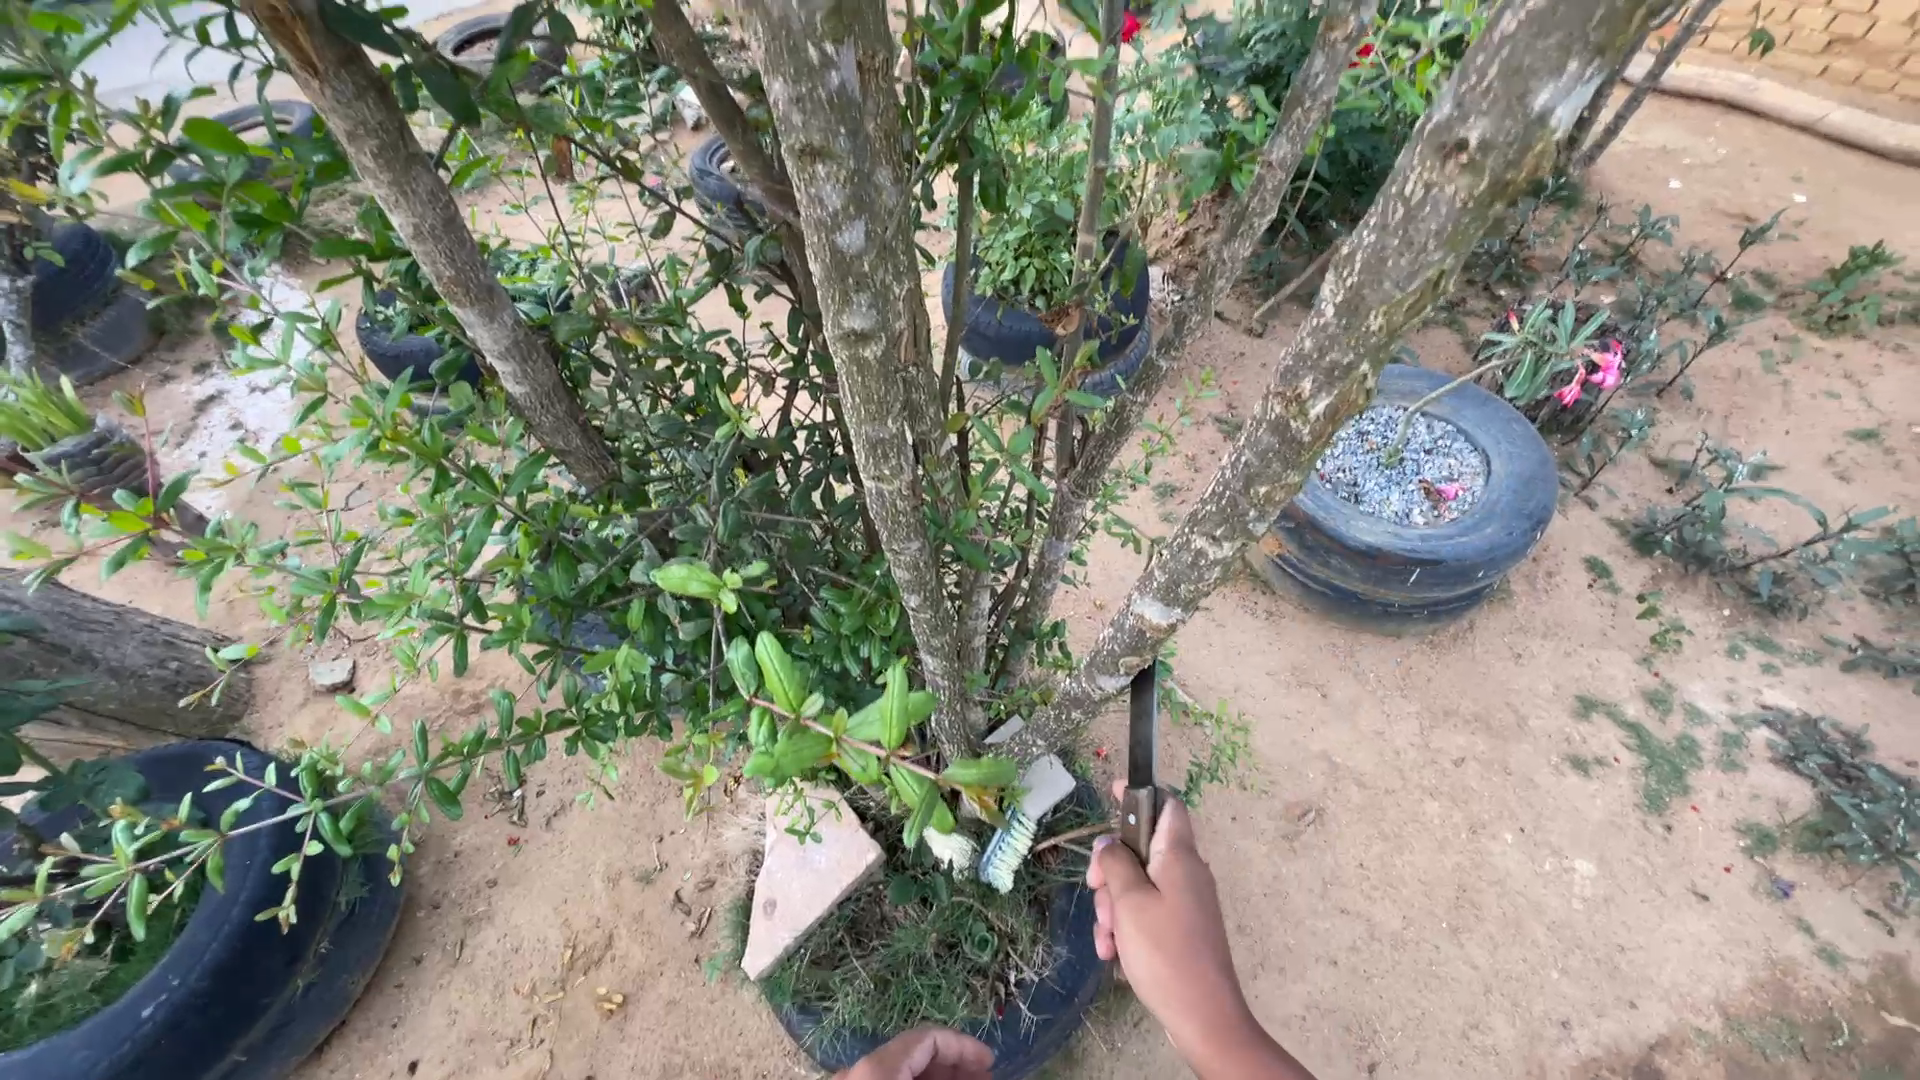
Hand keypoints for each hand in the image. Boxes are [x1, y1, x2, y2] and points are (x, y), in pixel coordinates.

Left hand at [835, 1027, 992, 1079]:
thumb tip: (984, 1074)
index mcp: (877, 1065)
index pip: (928, 1036)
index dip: (963, 1045)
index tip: (990, 1061)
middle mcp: (860, 1068)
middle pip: (915, 1052)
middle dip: (954, 1063)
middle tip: (985, 1076)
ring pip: (903, 1070)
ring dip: (938, 1076)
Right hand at [1087, 782, 1249, 1050]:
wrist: (1205, 1019)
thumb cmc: (1165, 952)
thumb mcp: (1129, 901)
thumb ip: (1114, 863)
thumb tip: (1108, 844)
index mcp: (1179, 856)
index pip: (1166, 804)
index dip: (1139, 793)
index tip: (1110, 792)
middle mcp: (1186, 872)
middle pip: (1141, 848)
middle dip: (1111, 869)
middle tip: (1095, 890)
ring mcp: (1186, 902)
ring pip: (1138, 884)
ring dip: (1114, 905)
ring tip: (1106, 936)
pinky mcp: (1182, 928)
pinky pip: (1147, 912)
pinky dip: (1127, 926)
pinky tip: (1113, 952)